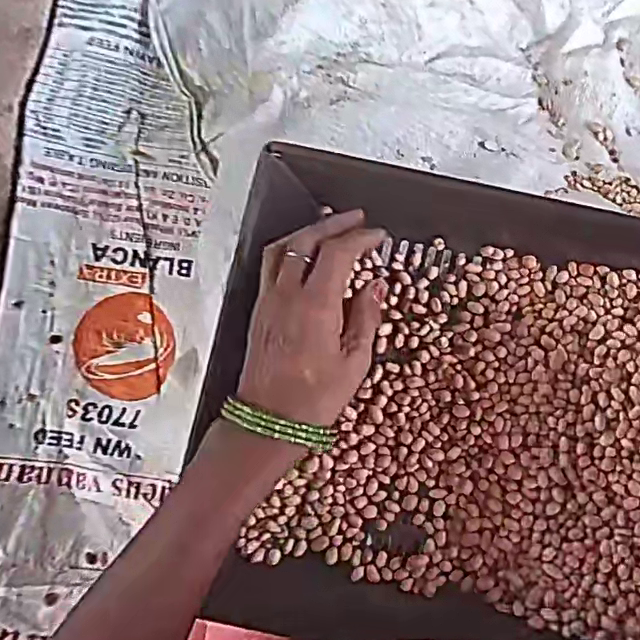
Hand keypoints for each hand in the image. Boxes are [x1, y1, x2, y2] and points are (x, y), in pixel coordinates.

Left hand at [236, 210, 386, 426]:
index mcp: (316, 307)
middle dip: (335, 225)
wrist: (270, 419)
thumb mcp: (356, 361)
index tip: (378, 237)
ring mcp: (269, 300)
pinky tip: (305, 252)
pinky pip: (273, 264)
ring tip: (330, 226)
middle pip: (308, 241)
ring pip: (284, 248)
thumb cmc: (316, 397)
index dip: (361, 238)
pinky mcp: (260, 309)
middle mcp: (287, 296)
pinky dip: (292, 247)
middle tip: (357, 219)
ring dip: (309, 231)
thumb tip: (375, 286)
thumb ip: (366, 317)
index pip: (338, 254)